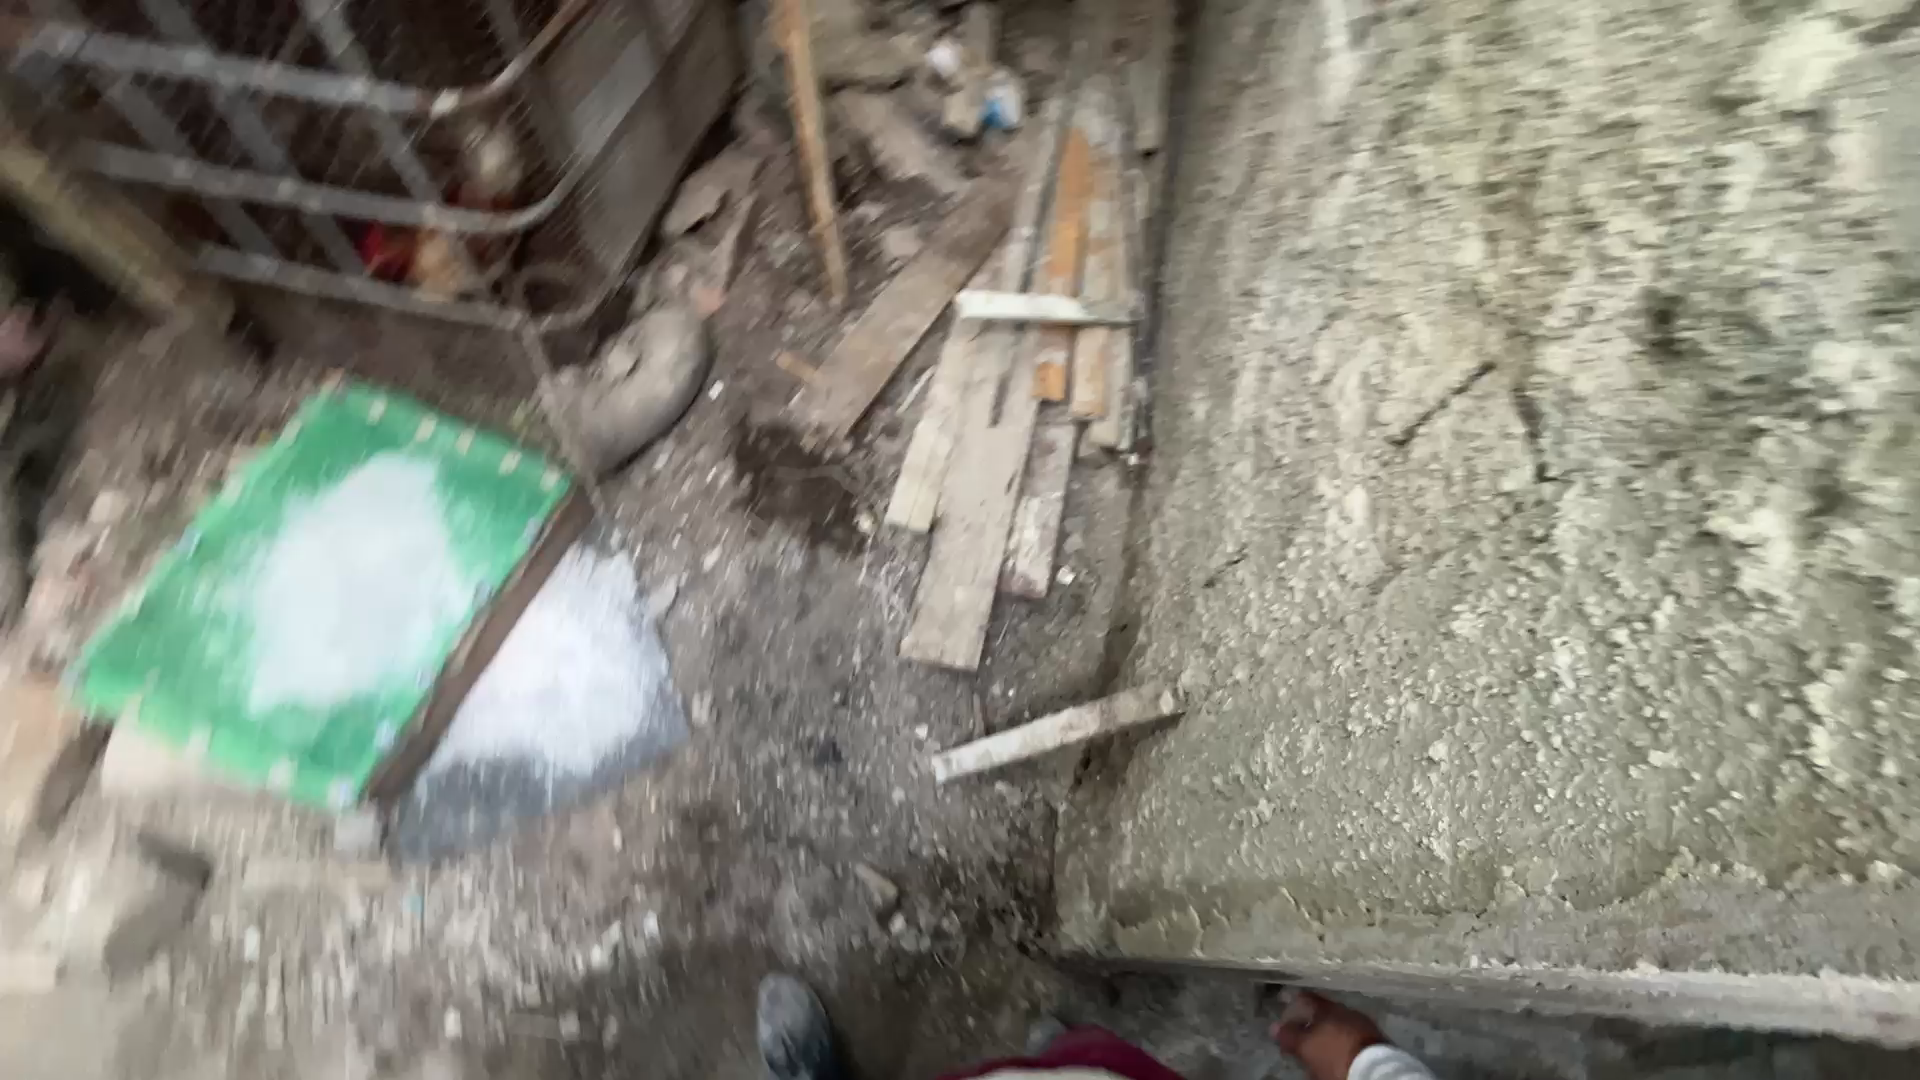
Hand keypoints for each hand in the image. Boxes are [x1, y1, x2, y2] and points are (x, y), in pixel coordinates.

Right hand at [1270, 990, 1385, 1079]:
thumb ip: (1289, 1035)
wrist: (1376, 1072)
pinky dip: (1344, 1043)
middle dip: (1312, 1021)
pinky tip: (1340, 1052)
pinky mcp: (1378, 1043)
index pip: (1305, 998)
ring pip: (1340, 1026)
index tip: (1283, 1004)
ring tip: (1321, 1047)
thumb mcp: (1306, 1047)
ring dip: (1330, 1034)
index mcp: (1326, 1007)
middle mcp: (1345, 1010)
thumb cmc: (1335, 1054)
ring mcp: (1364, 1025)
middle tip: (1301, 1031)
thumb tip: (1273, 1027)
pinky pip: (1354, 1038)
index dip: (1292, 1001)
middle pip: (1324, 1012)